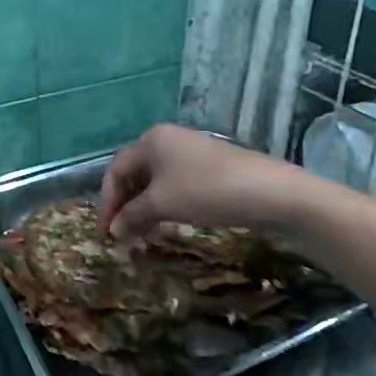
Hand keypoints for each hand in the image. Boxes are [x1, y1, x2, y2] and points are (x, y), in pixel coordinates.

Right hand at [98, 124, 318, 239]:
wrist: (270, 191)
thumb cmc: (206, 191)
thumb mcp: (162, 204)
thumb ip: (132, 215)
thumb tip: (113, 231)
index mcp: (151, 140)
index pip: (115, 170)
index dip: (107, 201)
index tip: (105, 231)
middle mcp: (167, 140)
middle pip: (134, 173)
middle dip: (124, 204)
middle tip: (120, 235)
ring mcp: (190, 152)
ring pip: (155, 181)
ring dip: (143, 207)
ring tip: (140, 235)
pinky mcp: (208, 167)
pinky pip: (174, 184)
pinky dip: (164, 204)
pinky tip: (165, 223)